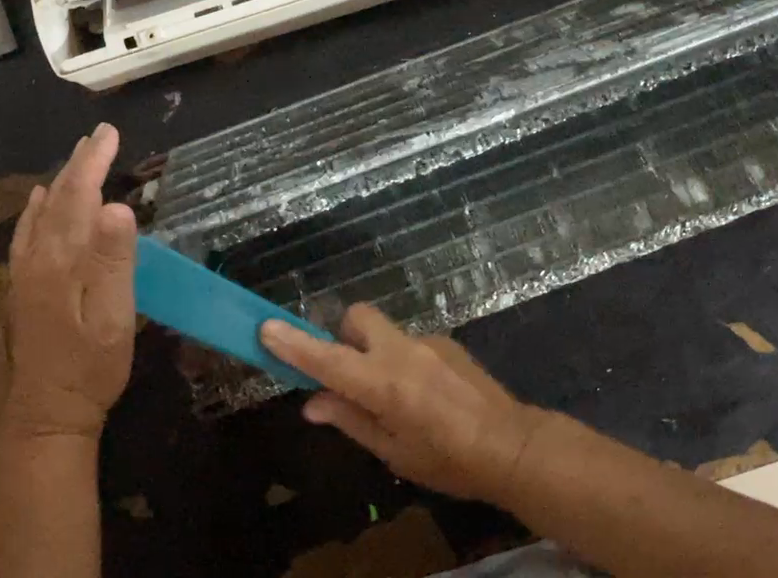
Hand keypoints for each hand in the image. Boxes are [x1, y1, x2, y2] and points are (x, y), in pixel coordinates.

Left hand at [3, 123, 138, 438]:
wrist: (47, 413)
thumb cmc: (91, 367)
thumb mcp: (113, 317)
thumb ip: (115, 262)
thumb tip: (118, 207)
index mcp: (63, 261)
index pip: (79, 197)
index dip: (94, 162)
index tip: (110, 133)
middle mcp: (38, 258)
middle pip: (58, 198)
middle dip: (80, 163)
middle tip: (100, 134)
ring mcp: (26, 273)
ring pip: (42, 212)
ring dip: (60, 180)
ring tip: (77, 156)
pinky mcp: (24, 287)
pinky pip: (28, 233)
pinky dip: (37, 208)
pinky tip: (40, 201)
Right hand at [259, 304, 549, 502]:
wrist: (511, 444)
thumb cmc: (448, 460)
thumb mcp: (393, 452)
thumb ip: (350, 420)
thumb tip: (311, 404)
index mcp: (384, 385)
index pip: (328, 359)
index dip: (294, 344)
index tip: (266, 328)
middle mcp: (402, 352)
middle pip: (357, 317)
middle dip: (343, 334)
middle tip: (348, 371)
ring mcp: (428, 342)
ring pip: (385, 331)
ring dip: (375, 351)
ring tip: (394, 397)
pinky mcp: (447, 342)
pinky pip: (410, 342)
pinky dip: (402, 359)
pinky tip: (424, 395)